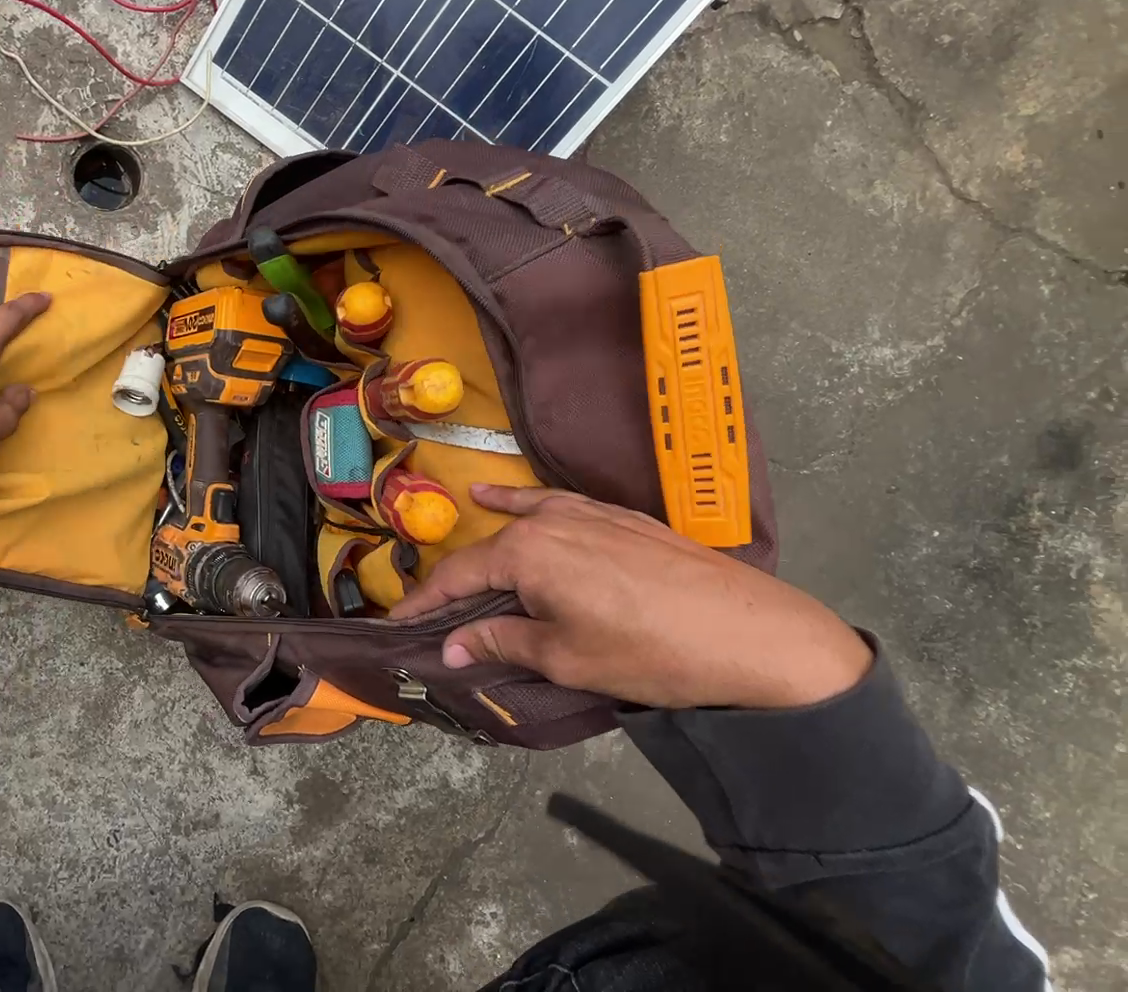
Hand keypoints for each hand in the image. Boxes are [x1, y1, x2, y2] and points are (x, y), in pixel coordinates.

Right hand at [390, 485, 870, 708]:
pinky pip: (562, 503)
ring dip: (495, 522)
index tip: (399, 620)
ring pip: (525, 514)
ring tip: (473, 507)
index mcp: (526, 552)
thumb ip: (500, 641)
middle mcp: (550, 521)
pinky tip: (525, 497)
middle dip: (460, 574)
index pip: (458, 575)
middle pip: (489, 546)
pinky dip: (535, 501)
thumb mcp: (564, 657)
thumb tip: (449, 647)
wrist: (755, 636)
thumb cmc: (648, 652)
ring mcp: (590, 513)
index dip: (425, 602)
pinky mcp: (624, 517)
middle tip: (437, 601)